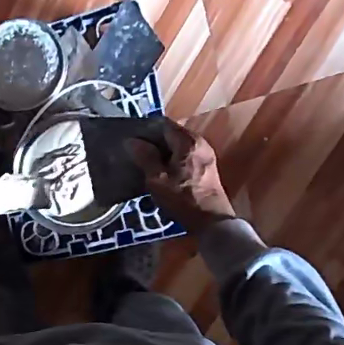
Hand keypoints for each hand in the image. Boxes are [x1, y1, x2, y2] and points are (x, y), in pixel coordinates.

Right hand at [130, 118, 236, 234]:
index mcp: (188, 142)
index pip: (164, 124)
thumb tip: (132, 141)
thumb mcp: (157, 179)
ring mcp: (206, 154)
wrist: (211, 220)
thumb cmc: (182, 199)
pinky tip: (163, 170)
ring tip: (147, 162)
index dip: (146, 129)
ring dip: (164, 151)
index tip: (133, 138)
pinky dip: (173, 158)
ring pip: (179, 145)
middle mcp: (200, 142)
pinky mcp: (208, 166)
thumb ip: (145, 157)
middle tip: (137, 151)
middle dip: (155, 140)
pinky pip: (186, 155)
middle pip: (173, 134)